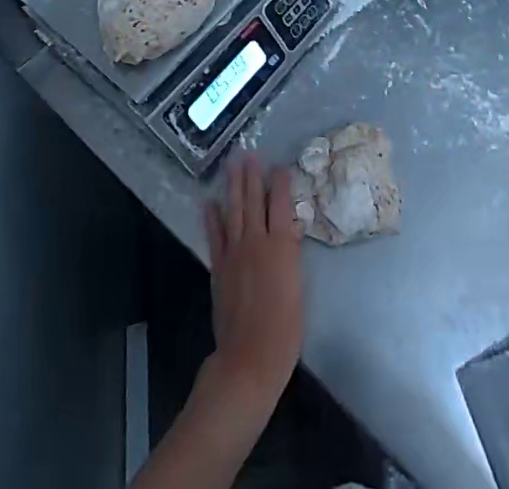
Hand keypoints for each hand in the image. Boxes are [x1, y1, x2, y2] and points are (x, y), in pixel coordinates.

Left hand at [204, 152, 304, 400]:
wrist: (250, 355)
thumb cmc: (286, 326)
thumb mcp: (299, 286)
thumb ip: (291, 254)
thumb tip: (290, 228)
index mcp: (281, 246)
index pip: (280, 205)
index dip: (281, 183)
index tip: (280, 165)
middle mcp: (256, 243)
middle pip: (253, 202)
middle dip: (252, 177)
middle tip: (248, 154)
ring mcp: (234, 254)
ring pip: (234, 212)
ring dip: (233, 188)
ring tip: (232, 167)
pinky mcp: (219, 268)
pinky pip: (215, 236)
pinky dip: (212, 218)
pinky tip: (209, 203)